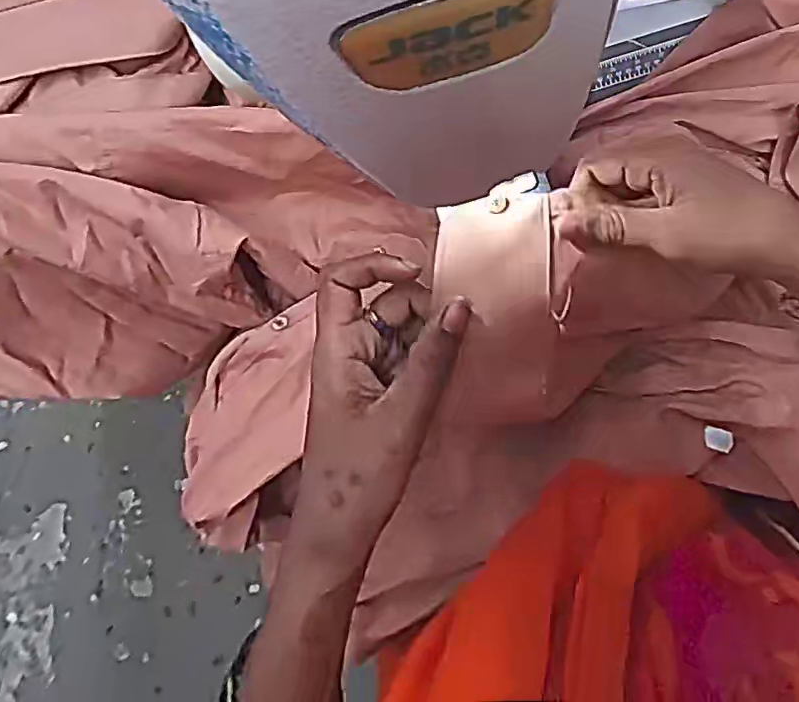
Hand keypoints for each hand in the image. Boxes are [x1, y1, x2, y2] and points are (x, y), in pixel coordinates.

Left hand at [288, 253, 470, 575]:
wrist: (340, 534)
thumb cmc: (360, 477)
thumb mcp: (404, 414)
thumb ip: (434, 358)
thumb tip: (461, 305)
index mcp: (338, 348)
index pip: (340, 280)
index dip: (374, 264)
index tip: (417, 273)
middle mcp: (348, 350)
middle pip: (383, 303)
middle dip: (422, 308)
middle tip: (459, 331)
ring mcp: (364, 369)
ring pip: (400, 329)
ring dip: (431, 334)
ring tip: (460, 352)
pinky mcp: (379, 389)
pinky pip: (406, 354)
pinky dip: (430, 355)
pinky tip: (451, 370)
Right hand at [551, 146, 798, 303]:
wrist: (787, 240)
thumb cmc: (725, 234)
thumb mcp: (662, 234)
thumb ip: (609, 226)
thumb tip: (562, 223)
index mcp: (653, 152)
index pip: (592, 166)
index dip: (581, 200)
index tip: (586, 234)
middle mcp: (662, 147)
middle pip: (607, 169)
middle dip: (597, 203)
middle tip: (601, 240)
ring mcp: (678, 160)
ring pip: (626, 179)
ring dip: (616, 208)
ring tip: (623, 239)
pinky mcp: (689, 176)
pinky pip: (647, 185)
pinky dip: (637, 207)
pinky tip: (646, 231)